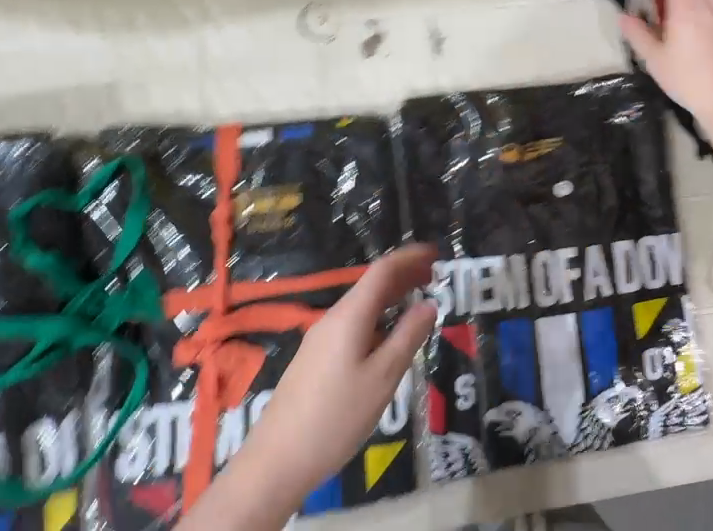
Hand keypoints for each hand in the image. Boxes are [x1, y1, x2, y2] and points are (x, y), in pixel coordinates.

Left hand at [179, 245, 438, 530]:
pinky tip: (389, 338)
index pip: (382, 271)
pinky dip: (378, 319)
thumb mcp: (382, 378)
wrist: (277, 460)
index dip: (409, 258)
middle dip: (403, 276)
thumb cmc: (336, 417)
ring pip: (362, 307)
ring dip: (391, 298)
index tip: (436, 253)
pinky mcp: (316, 360)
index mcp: (349, 316)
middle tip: (435, 276)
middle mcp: (333, 319)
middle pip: (371, 286)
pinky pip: (353, 325)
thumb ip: (407, 337)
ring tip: (419, 302)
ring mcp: (320, 340)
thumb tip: (428, 304)